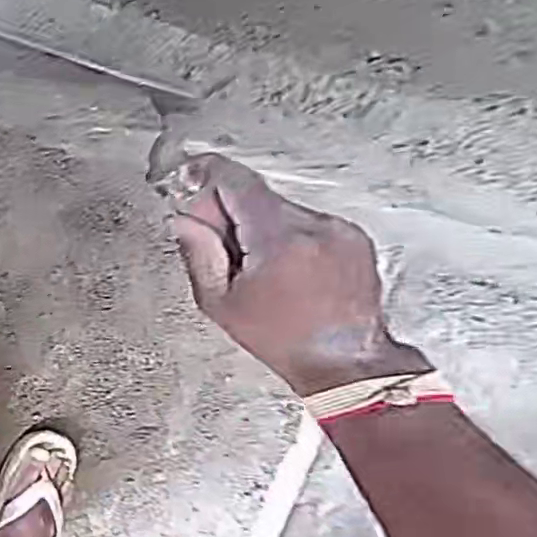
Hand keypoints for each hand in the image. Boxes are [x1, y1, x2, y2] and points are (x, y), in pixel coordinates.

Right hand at [169, 153, 427, 395]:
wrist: (346, 362)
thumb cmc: (280, 337)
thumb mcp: (218, 300)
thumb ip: (198, 251)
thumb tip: (183, 218)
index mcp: (280, 239)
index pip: (237, 183)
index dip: (205, 174)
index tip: (186, 174)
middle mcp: (316, 226)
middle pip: (256, 195)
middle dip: (224, 209)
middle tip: (207, 237)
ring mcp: (340, 230)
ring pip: (278, 207)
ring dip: (253, 223)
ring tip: (247, 263)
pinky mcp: (353, 237)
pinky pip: (303, 220)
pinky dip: (280, 232)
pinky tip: (275, 266)